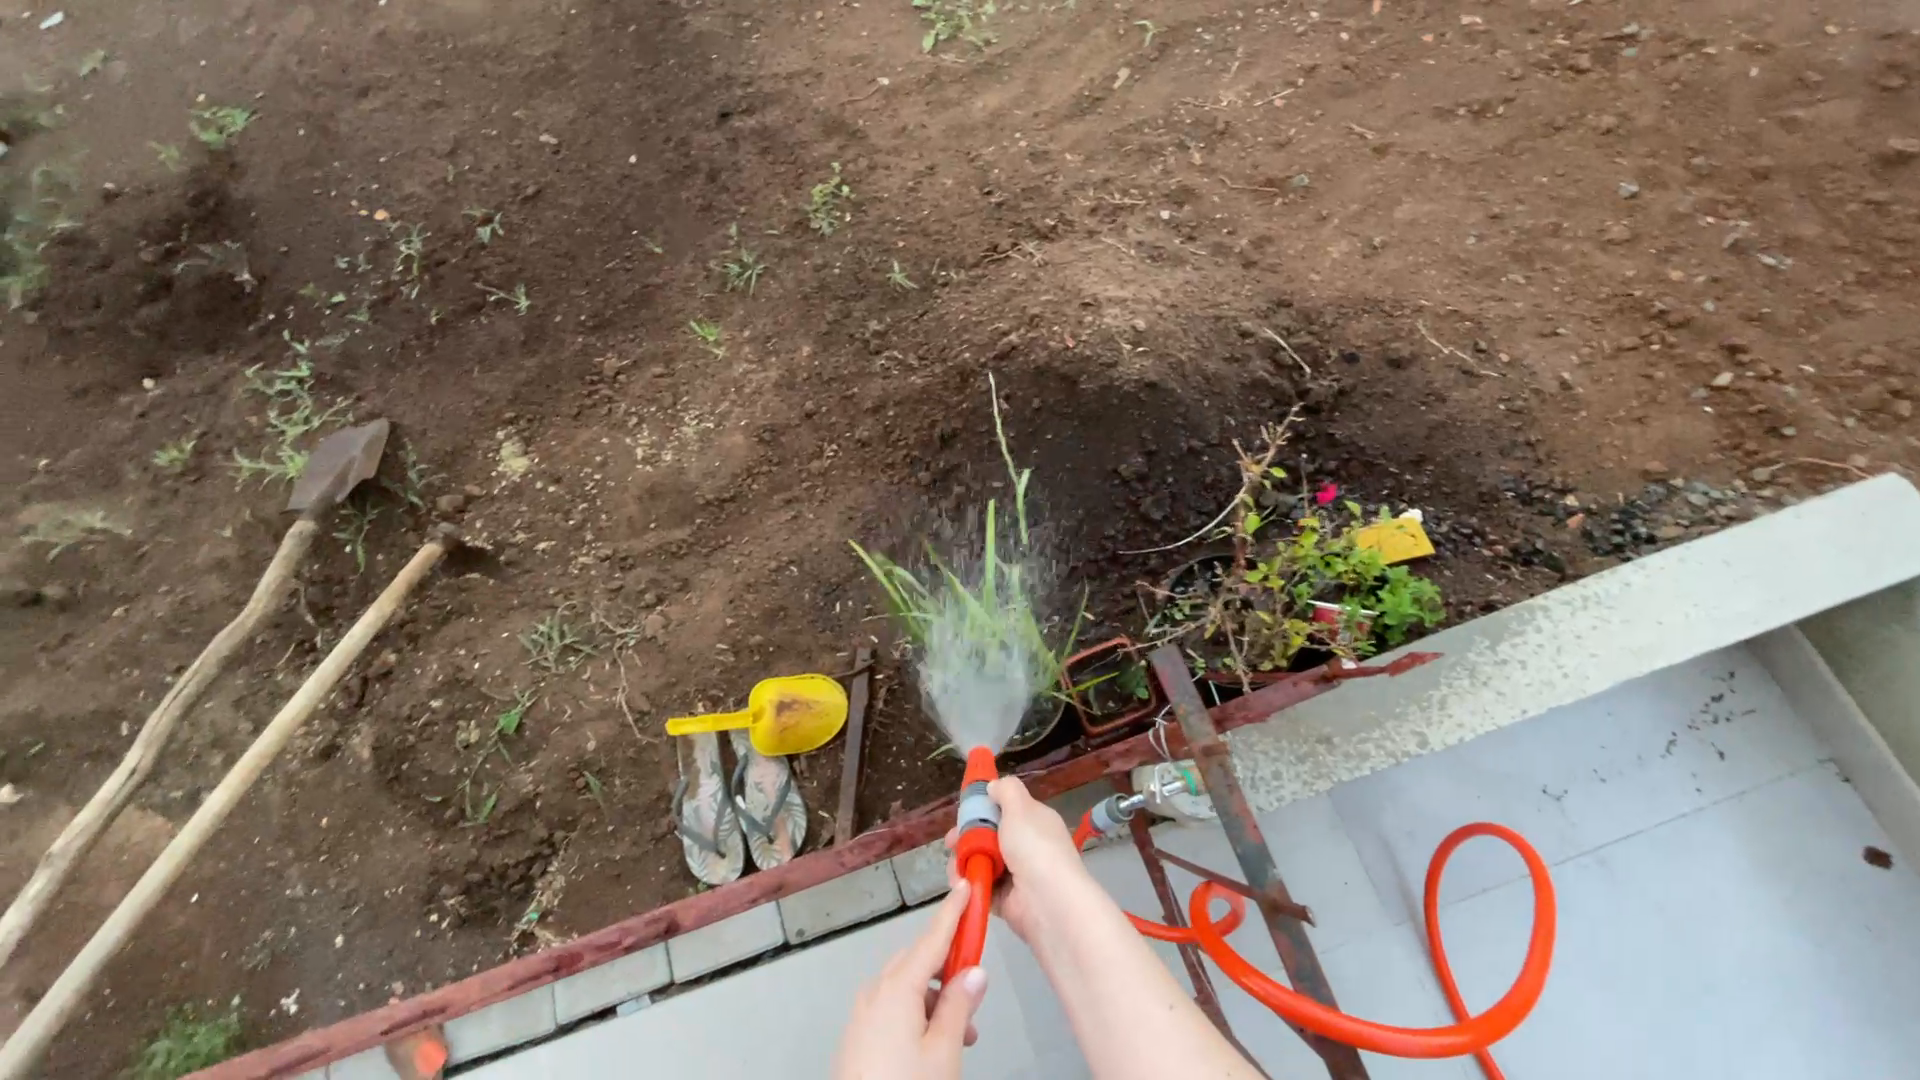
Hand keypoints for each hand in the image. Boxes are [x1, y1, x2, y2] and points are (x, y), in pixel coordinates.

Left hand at [833, 881, 989, 1079]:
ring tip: (963, 1034)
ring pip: (906, 989)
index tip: (965, 883)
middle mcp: (875, 992)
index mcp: (897, 987)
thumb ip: (959, 1006)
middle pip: (917, 961)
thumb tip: (973, 971)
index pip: (932, 938)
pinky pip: (892, 1009)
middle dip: (948, 968)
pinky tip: (934, 1046)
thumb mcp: (943, 1052)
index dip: (952, 912)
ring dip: (935, 999)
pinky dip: (917, 1014)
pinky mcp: (857, 1038)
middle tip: (976, 991)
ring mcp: (862, 1015)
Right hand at [948, 776, 1093, 943]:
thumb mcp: (1021, 807)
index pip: (1005, 811)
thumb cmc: (1034, 847)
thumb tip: (993, 786)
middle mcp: (1026, 846)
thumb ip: (1006, 790)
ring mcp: (1015, 874)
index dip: (982, 810)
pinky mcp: (1004, 900)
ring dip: (963, 861)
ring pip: (981, 861)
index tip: (964, 813)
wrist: (1048, 902)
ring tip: (954, 867)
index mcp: (1033, 822)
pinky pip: (981, 886)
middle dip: (966, 837)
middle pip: (988, 837)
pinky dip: (968, 884)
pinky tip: (960, 882)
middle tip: (950, 842)